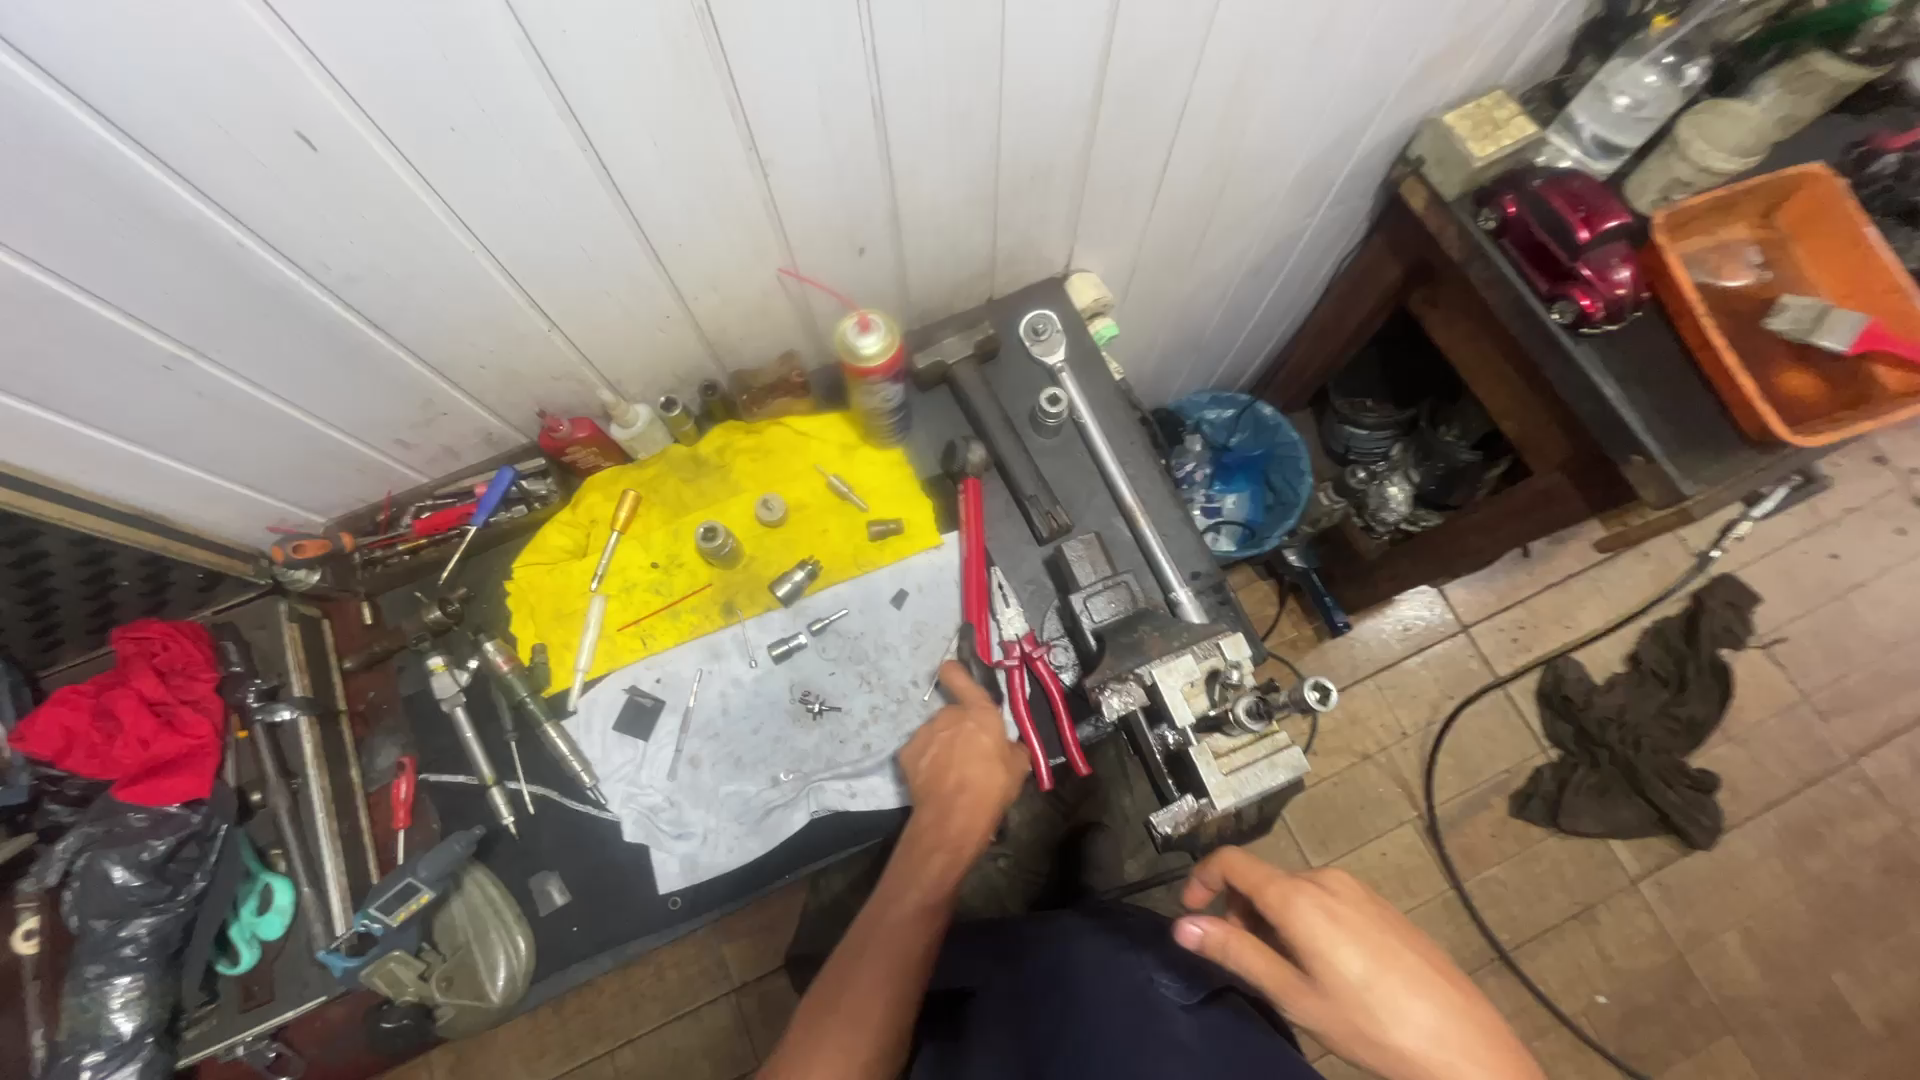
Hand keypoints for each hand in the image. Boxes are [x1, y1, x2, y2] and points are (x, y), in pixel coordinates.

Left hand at [898, 662, 1028, 852]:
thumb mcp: (1018, 767)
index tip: (951, 671)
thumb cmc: (992, 787)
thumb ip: (1013, 748)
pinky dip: (925, 761)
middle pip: (952, 715)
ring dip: (942, 746)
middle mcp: (949, 715)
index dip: (954, 672)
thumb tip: (1010, 745)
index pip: (960, 677)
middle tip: (969, 754)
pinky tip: (935, 780)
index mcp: (979, 712)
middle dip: (958, 729)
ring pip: (935, 734)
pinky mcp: (907, 753)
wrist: (953, 817)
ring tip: (951, 773)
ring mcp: (924, 732)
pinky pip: (919, 752)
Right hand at [1172, 847, 1543, 1079]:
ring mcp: (1358, 890)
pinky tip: (1330, 970)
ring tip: (1292, 975)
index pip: (1232, 861)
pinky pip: (1325, 900)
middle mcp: (1325, 879)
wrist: (1467, 1049)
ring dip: (1274, 920)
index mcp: (1298, 897)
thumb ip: (1236, 952)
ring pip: (1293, 891)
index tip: (1190, 914)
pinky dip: (1306, 922)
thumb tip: (1181, 925)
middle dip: (1241, 912)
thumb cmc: (1370, 1025)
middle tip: (1250, 964)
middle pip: (1262, 879)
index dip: (1201, 879)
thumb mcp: (1294, 995)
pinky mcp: (1382, 906)